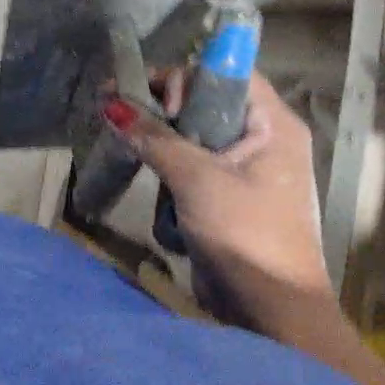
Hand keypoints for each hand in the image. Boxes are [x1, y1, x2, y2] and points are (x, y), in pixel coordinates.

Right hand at [104, 73, 330, 321]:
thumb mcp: (196, 180)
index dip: (184, 76)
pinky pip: (191, 164)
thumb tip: (110, 103)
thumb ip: (154, 139)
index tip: (142, 94)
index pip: (228, 75)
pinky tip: (143, 172)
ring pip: (193, 134)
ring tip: (126, 144)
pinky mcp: (226, 196)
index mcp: (274, 127)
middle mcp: (263, 141)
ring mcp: (246, 170)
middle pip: (206, 102)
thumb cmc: (245, 234)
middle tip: (122, 117)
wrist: (271, 309)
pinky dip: (166, 166)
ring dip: (160, 140)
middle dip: (162, 107)